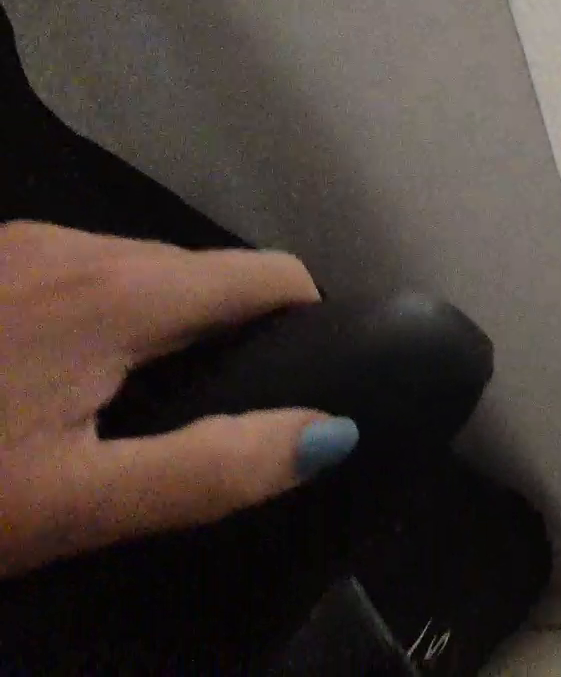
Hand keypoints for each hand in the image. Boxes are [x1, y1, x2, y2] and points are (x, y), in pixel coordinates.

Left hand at [0, 222, 357, 577]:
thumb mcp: (58, 507)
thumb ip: (211, 469)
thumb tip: (334, 434)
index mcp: (122, 292)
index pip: (276, 274)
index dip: (302, 322)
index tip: (280, 380)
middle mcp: (72, 246)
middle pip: (203, 273)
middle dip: (213, 332)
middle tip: (168, 416)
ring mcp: (1, 247)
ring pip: (130, 272)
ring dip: (142, 325)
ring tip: (85, 402)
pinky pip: (62, 276)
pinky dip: (76, 316)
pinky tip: (15, 376)